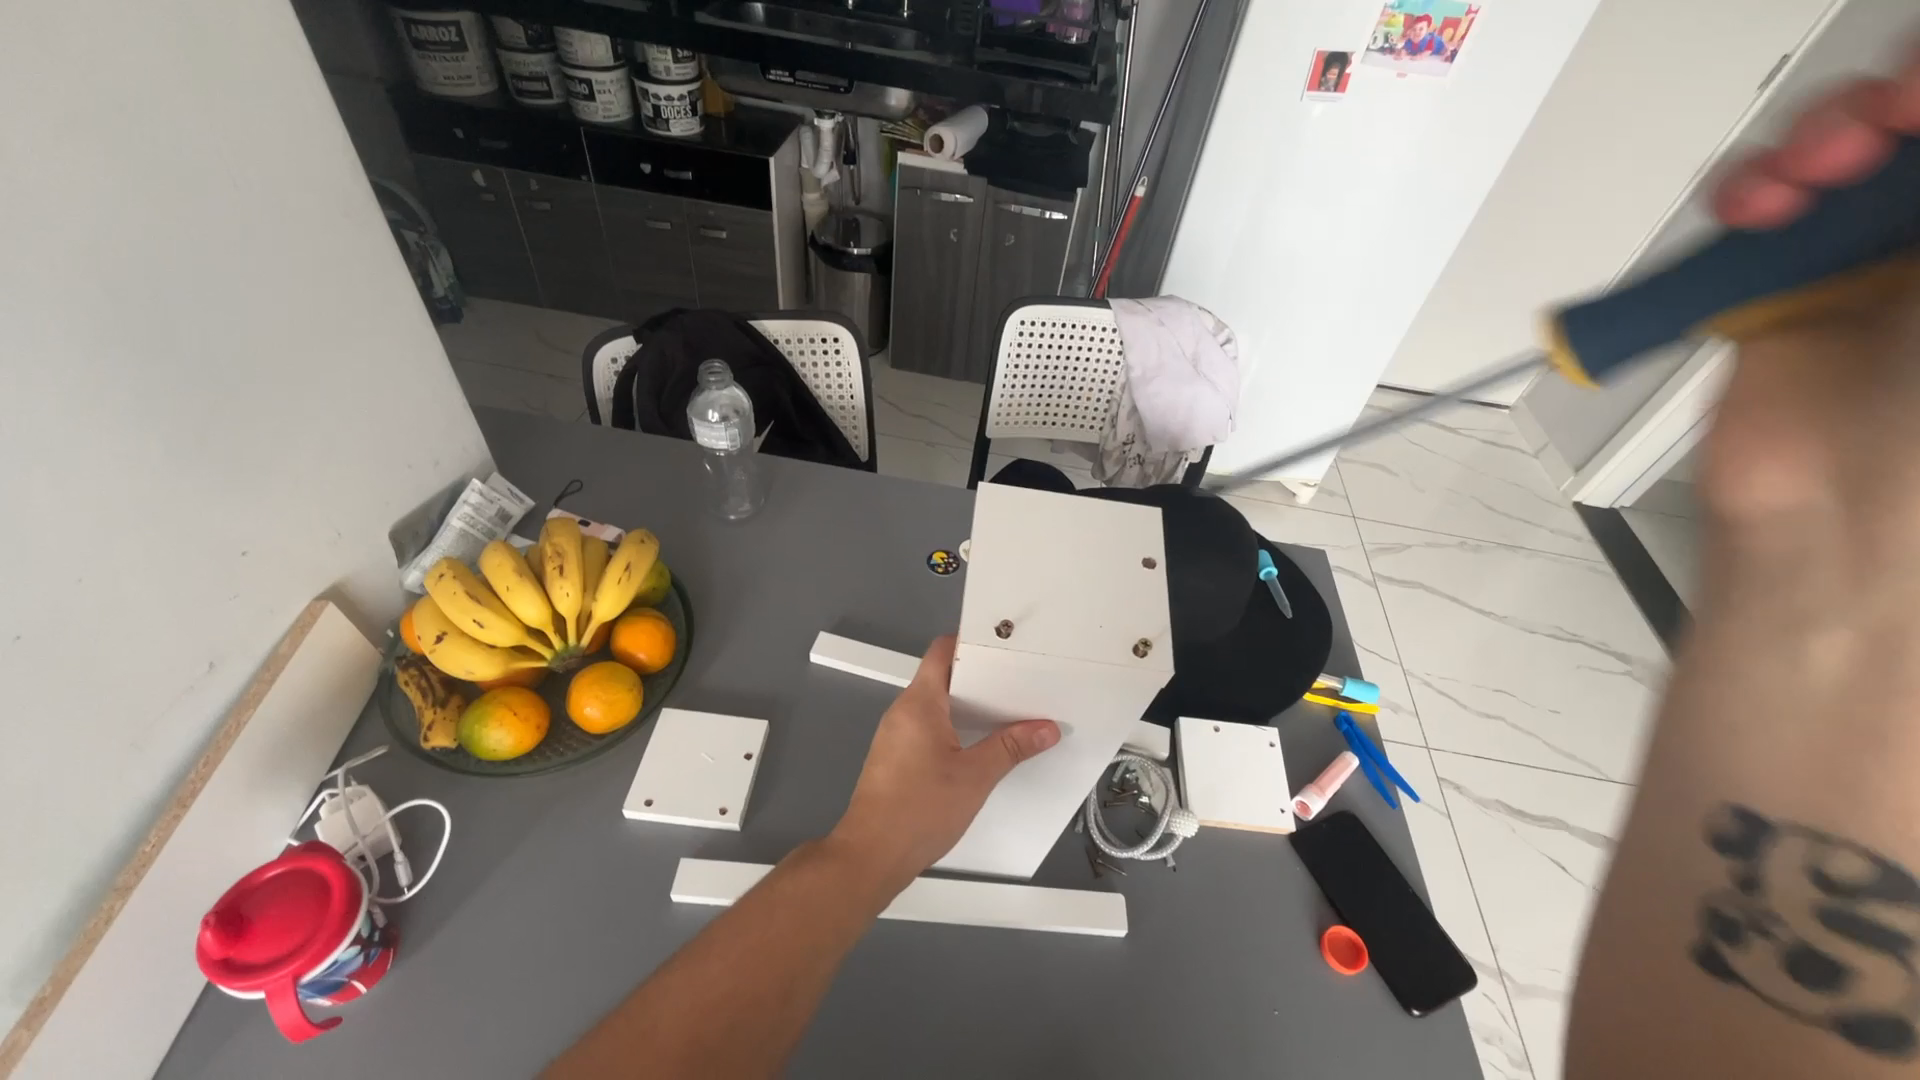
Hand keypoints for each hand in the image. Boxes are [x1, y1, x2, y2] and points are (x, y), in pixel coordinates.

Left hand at [824, 636, 1059, 890]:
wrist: (872, 855)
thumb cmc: (918, 810)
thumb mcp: (974, 777)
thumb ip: (1011, 748)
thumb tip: (1045, 730)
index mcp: (918, 703)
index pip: (942, 652)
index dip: (972, 643)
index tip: (1004, 645)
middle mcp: (902, 712)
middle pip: (942, 677)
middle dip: (979, 678)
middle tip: (1016, 681)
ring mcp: (896, 735)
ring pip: (936, 705)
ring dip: (967, 706)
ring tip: (1006, 712)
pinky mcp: (895, 757)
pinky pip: (928, 727)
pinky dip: (954, 728)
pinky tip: (979, 744)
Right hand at [1696, 48, 1919, 624]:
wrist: (1838, 510)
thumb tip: (1919, 127)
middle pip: (1913, 112)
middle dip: (1895, 98)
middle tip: (1892, 117)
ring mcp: (1866, 246)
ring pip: (1835, 140)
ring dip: (1816, 137)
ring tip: (1811, 168)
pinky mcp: (1775, 276)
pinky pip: (1752, 201)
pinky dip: (1743, 187)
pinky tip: (1753, 205)